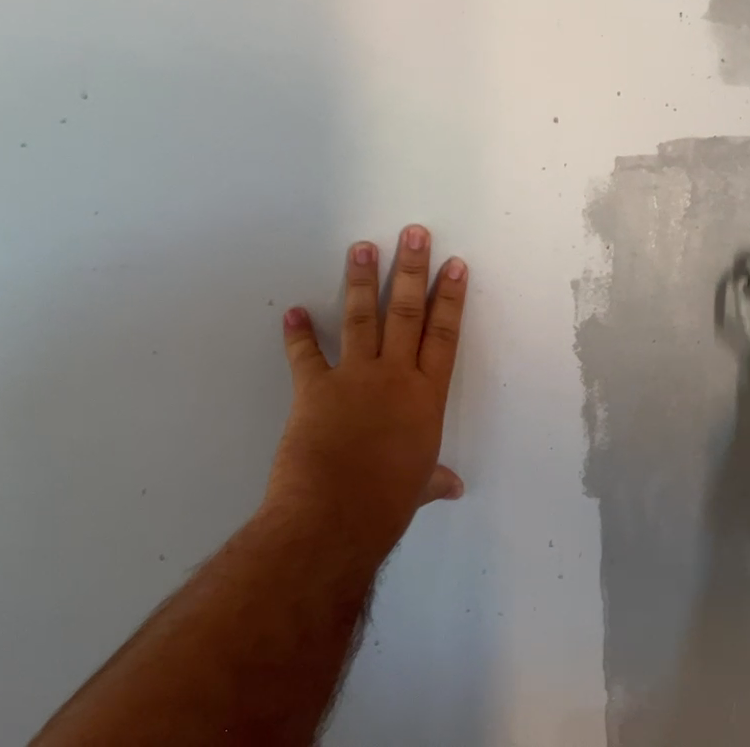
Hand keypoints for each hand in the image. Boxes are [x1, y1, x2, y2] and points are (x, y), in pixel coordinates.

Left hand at [270, 224, 467, 560]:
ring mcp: (354, 378)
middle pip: (408, 313)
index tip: (455, 265)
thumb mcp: (417, 488)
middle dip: (412, 269)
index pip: (445, 335)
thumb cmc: (386, 504)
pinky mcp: (315, 389)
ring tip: (363, 246)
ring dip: (362, 281)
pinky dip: (298, 335)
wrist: (334, 516)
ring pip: (363, 318)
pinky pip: (306, 355)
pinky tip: (294, 313)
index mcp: (426, 397)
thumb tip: (454, 488)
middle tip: (413, 233)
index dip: (451, 297)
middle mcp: (395, 377)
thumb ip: (433, 479)